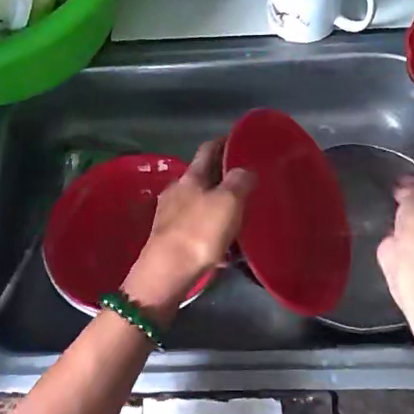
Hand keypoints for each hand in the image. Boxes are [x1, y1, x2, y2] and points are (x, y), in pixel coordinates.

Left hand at [121, 140, 255, 313]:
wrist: (168, 273)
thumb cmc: (200, 231)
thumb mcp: (228, 201)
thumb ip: (240, 181)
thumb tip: (245, 170)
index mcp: (190, 177)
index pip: (208, 150)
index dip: (223, 143)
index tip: (239, 140)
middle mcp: (177, 191)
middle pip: (202, 177)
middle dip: (222, 176)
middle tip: (246, 180)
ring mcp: (170, 216)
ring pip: (199, 203)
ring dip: (217, 204)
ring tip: (239, 212)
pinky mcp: (170, 240)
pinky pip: (196, 228)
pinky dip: (211, 229)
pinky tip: (224, 243)